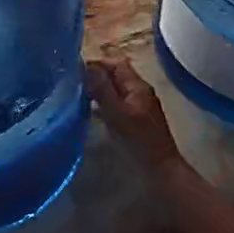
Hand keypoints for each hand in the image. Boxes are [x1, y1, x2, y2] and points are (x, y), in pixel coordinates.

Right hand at [85, 58, 182, 173]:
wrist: (160, 168)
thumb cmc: (138, 140)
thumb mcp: (116, 113)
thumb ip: (102, 89)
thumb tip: (87, 65)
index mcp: (138, 86)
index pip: (116, 64)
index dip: (96, 64)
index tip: (74, 71)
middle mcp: (140, 92)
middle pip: (117, 76)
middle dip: (96, 76)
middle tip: (73, 84)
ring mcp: (140, 106)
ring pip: (117, 90)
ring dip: (99, 90)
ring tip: (78, 96)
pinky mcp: (137, 120)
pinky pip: (118, 104)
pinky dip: (104, 104)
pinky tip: (91, 113)